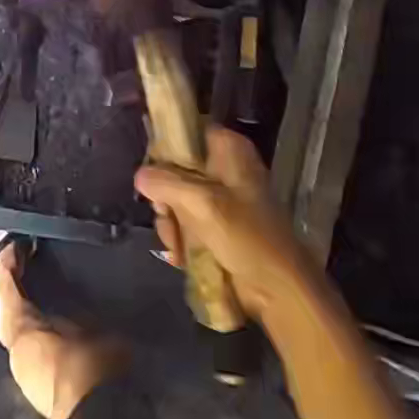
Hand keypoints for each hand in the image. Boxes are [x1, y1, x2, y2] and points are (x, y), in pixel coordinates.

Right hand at [134, 126, 314, 320]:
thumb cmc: (247, 236)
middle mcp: (225, 166)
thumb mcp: (203, 204)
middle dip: (166, 196)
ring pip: (178, 197)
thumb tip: (140, 175)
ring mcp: (222, 196)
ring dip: (172, 222)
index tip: (150, 172)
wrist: (279, 288)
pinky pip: (188, 220)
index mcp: (229, 149)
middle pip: (177, 167)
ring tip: (177, 245)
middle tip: (165, 215)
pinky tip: (182, 255)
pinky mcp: (219, 223)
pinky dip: (182, 236)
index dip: (165, 148)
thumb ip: (167, 184)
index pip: (188, 131)